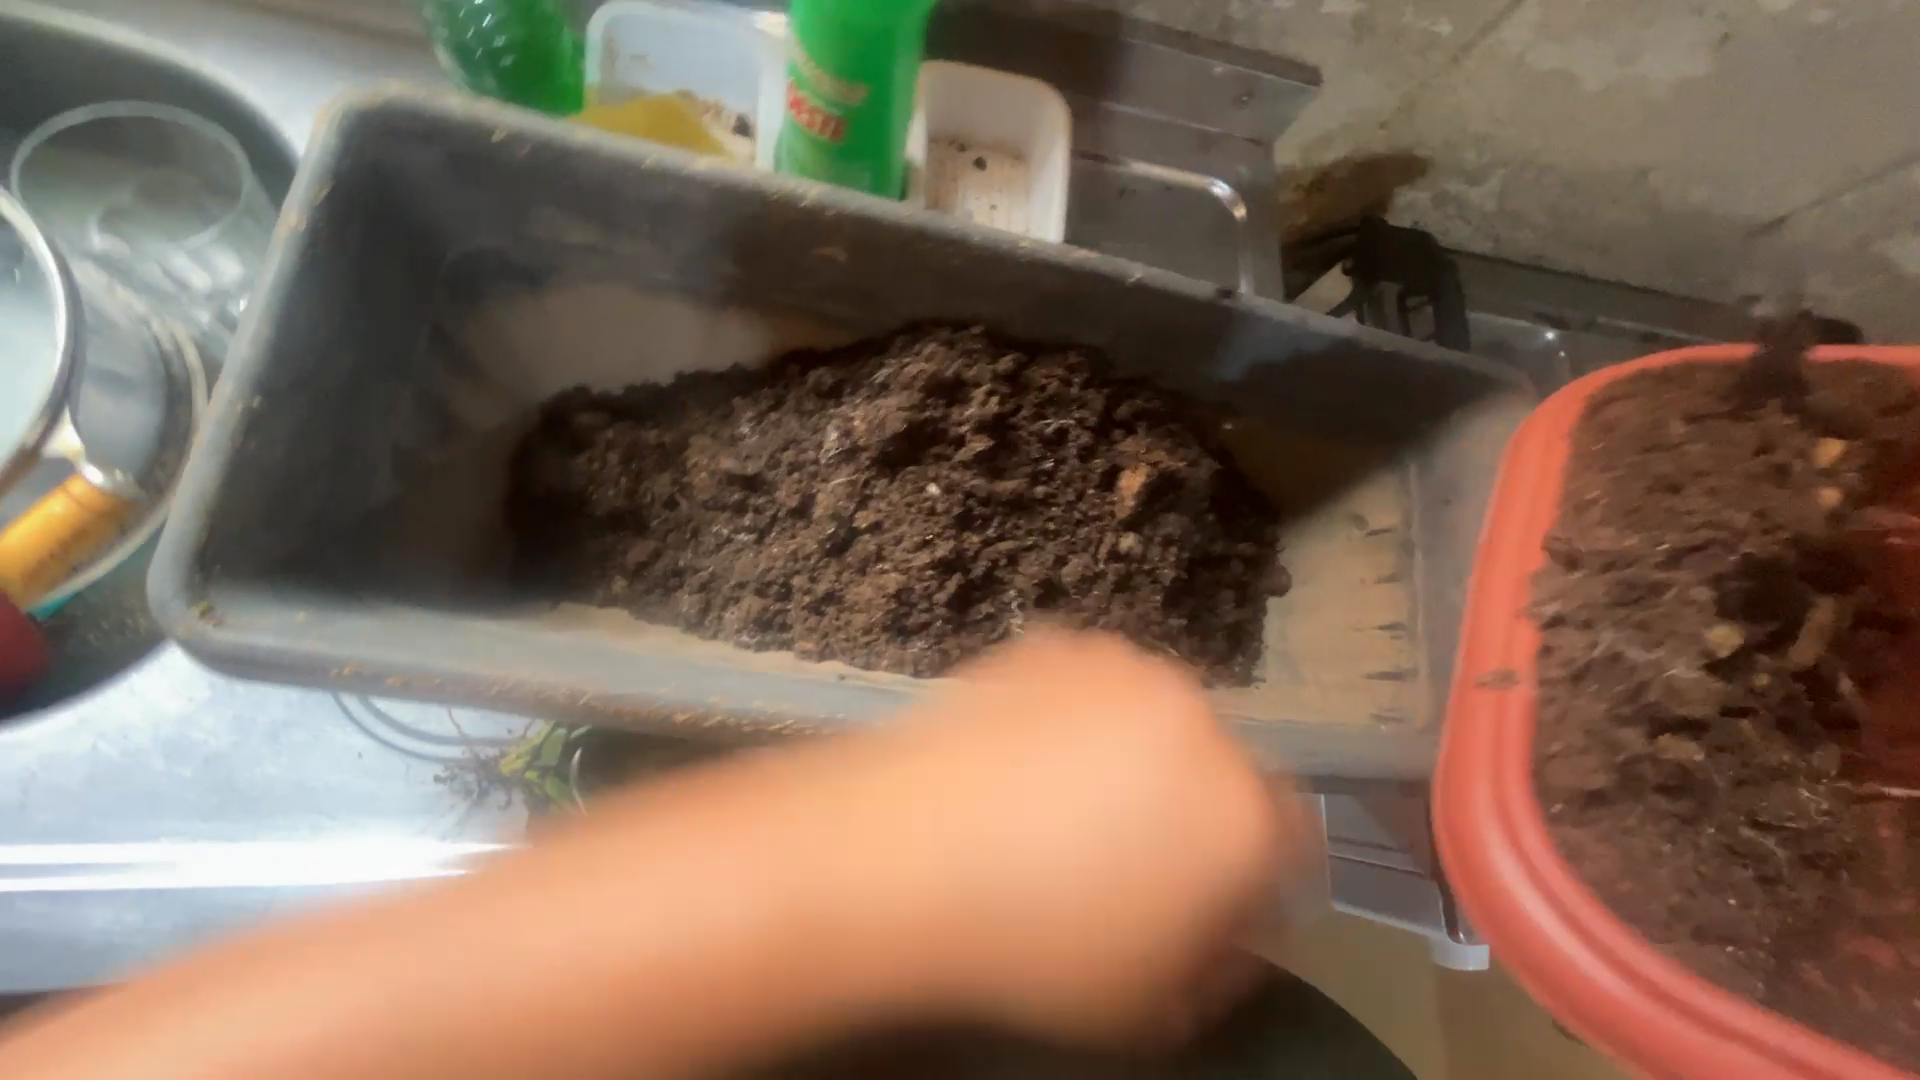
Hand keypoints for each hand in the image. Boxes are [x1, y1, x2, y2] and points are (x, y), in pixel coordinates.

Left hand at [789, 632, 1309, 1044]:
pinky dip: (1075, 711)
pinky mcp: (1057, 642)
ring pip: (1156, 714)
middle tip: (1122, 844)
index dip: (1252, 869)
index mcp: (1243, 810)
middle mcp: (1200, 719)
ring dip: (1135, 748)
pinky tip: (1023, 750)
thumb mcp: (1148, 1003)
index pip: (1291, 833)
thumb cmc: (1033, 942)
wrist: (903, 848)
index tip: (1206, 891)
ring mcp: (1123, 667)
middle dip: (1191, 804)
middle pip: (1222, 764)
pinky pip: (1091, 682)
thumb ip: (1218, 963)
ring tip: (1061, 794)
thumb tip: (1228, 928)